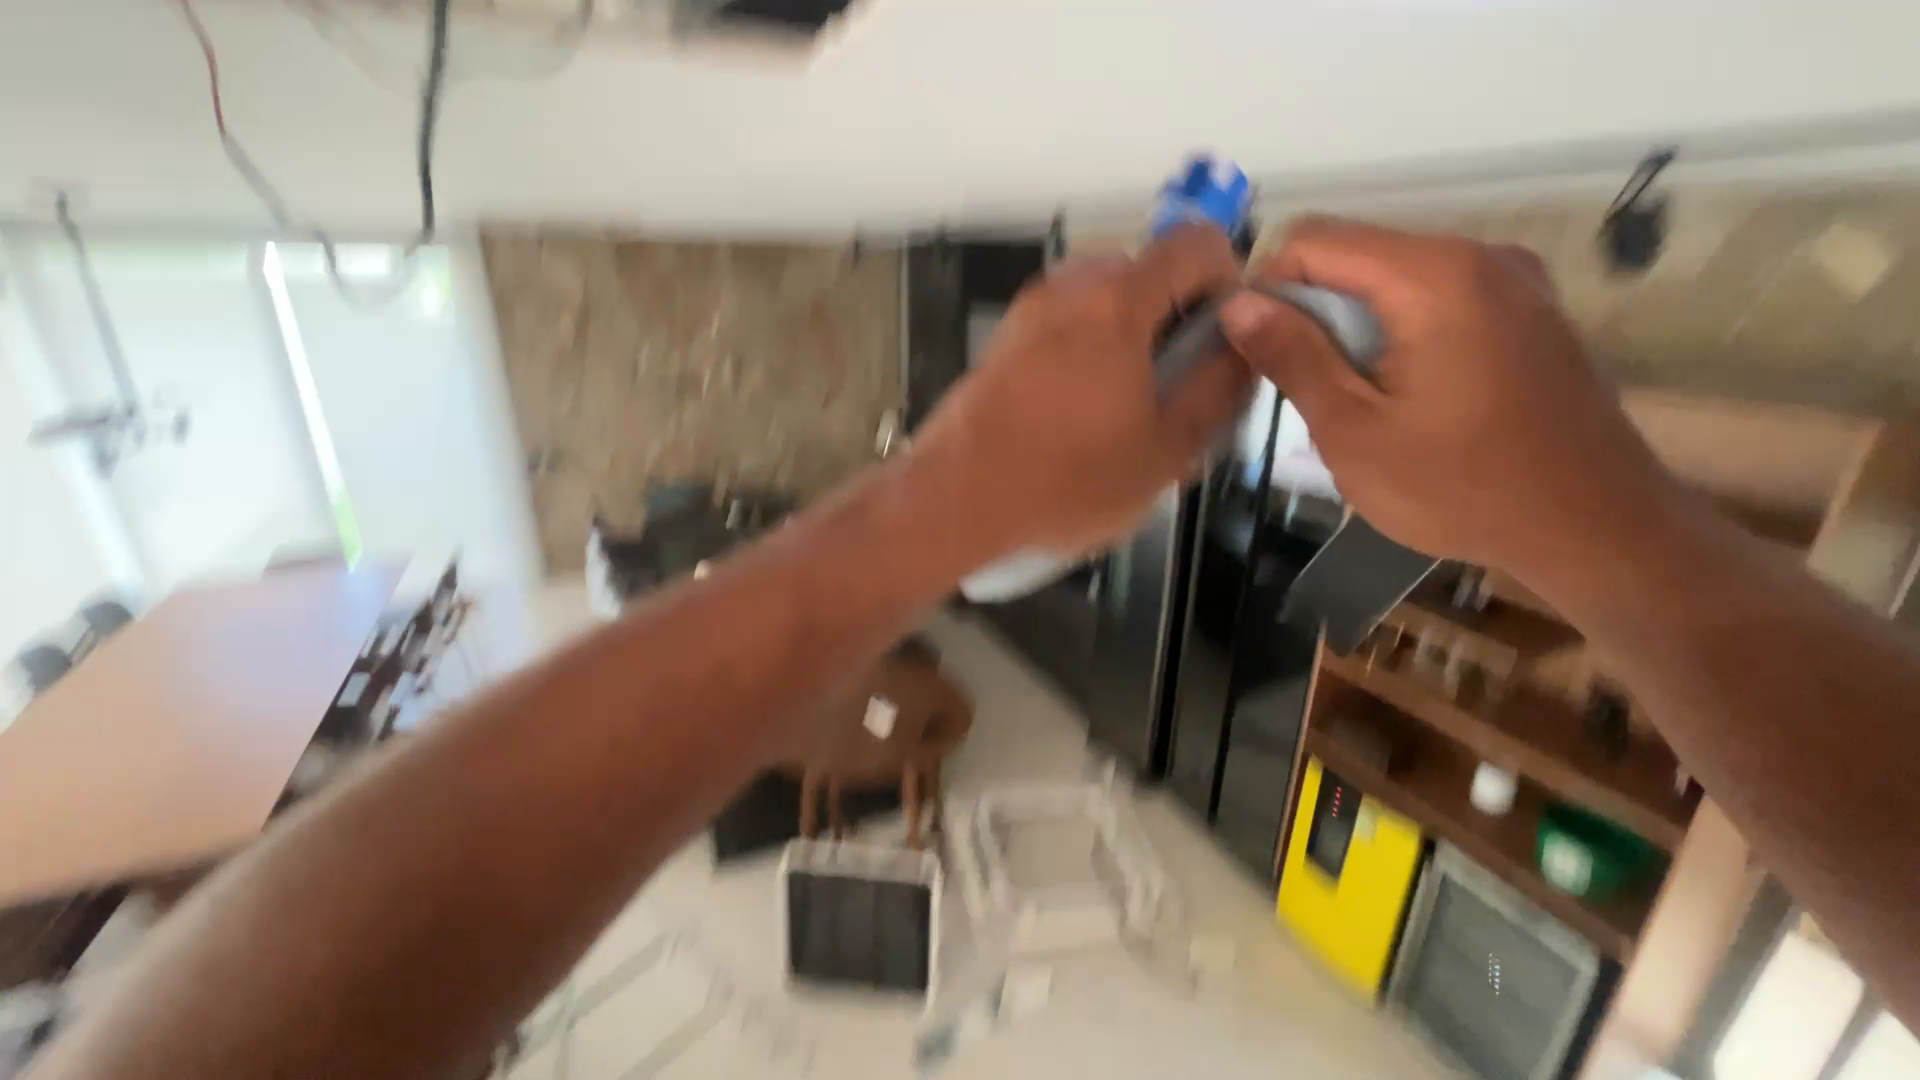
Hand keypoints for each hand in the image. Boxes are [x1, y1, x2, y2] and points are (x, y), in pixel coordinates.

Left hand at [906, 226, 1253, 560]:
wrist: (953, 501)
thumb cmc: (1065, 481)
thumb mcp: (1165, 451)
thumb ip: (1216, 391)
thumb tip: (1240, 349)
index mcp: (1117, 301)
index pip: (1195, 242)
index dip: (1227, 278)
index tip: (1222, 337)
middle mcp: (1069, 287)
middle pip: (1146, 270)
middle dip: (1176, 317)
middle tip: (1178, 386)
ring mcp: (1029, 310)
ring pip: (1104, 299)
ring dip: (1131, 337)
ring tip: (1128, 408)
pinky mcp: (1003, 340)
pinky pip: (1066, 324)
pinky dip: (1090, 350)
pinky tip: (1081, 415)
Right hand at [1218, 219, 1683, 577]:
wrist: (1596, 530)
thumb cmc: (1461, 488)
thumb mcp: (1353, 431)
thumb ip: (1293, 357)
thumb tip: (1238, 306)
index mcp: (1433, 276)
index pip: (1313, 239)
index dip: (1267, 287)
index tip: (1256, 352)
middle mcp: (1479, 257)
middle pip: (1356, 255)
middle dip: (1309, 311)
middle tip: (1298, 388)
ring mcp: (1514, 282)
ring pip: (1394, 280)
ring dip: (1351, 327)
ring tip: (1349, 399)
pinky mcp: (1530, 312)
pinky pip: (1437, 299)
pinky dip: (1397, 332)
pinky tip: (1400, 394)